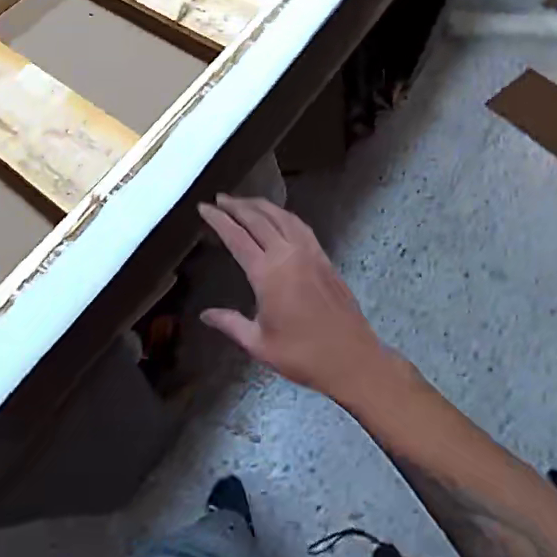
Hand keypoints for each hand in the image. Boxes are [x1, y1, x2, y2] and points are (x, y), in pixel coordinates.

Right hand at [197, 195, 402, 406]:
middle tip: (219, 198)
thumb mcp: (259, 344)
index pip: (236, 237)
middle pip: (258, 219)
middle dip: (236, 205)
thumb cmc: (302, 355)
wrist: (352, 358)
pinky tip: (278, 216)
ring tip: (244, 201)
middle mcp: (288, 254)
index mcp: (268, 273)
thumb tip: (205, 314)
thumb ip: (230, 324)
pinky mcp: (324, 258)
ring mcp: (309, 253)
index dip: (218, 220)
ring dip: (260, 205)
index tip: (204, 208)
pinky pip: (300, 226)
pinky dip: (283, 214)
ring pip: (281, 216)